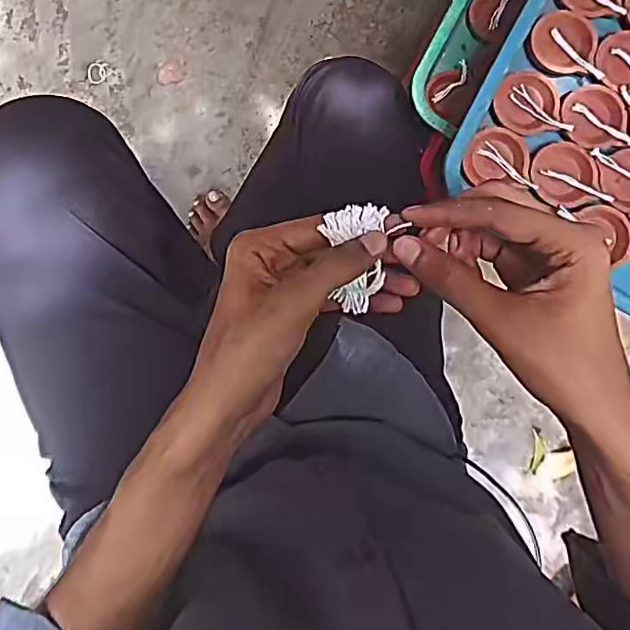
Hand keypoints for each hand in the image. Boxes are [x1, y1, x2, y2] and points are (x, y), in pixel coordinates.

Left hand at [188, 215, 406, 436]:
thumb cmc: (239, 355)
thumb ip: (337, 266)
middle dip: (367, 258)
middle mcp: (267, 263)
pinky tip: (382, 300)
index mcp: (257, 248)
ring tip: (401, 283)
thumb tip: (368, 242)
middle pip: (329, 250)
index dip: (355, 229)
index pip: (316, 227)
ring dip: (368, 280)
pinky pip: (332, 295)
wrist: (228, 402)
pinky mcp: (293, 311)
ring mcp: (281, 288)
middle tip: (400, 260)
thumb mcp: (295, 300)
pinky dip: (358, 297)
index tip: (386, 230)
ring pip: (334, 274)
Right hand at [391, 191, 629, 426]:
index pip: (501, 210)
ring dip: (460, 234)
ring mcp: (553, 251)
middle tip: (419, 233)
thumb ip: (451, 279)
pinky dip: (469, 251)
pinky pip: (496, 245)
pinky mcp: (539, 266)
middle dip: (455, 219)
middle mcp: (568, 238)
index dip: (450, 212)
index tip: (415, 216)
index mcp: (574, 242)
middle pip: (499, 206)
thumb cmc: (570, 369)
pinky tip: (449, 261)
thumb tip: (412, 248)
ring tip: (429, 251)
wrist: (593, 407)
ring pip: (494, 224)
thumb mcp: (501, 320)